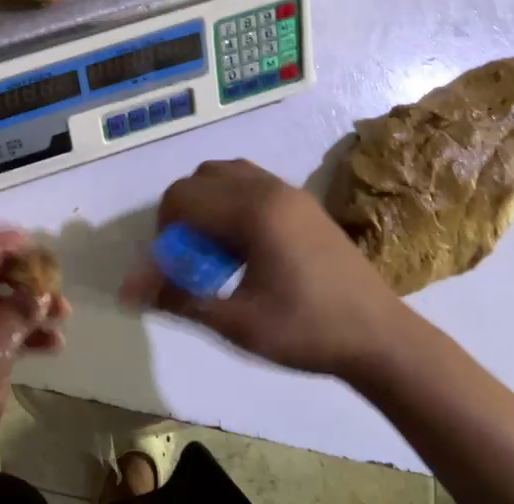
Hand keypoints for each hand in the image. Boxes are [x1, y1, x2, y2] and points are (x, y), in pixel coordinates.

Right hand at [120, 159, 406, 379]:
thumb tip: (131, 292)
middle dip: (181, 215)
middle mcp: (267, 188)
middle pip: (199, 179)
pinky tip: (242, 245)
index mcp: (252, 211)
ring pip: (224, 174)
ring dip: (206, 202)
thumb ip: (180, 300)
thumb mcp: (237, 324)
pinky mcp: (303, 202)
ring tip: (213, 247)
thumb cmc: (308, 332)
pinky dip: (230, 201)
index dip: (163, 232)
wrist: (383, 340)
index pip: (181, 198)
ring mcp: (289, 191)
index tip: (171, 268)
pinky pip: (250, 182)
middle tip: (188, 257)